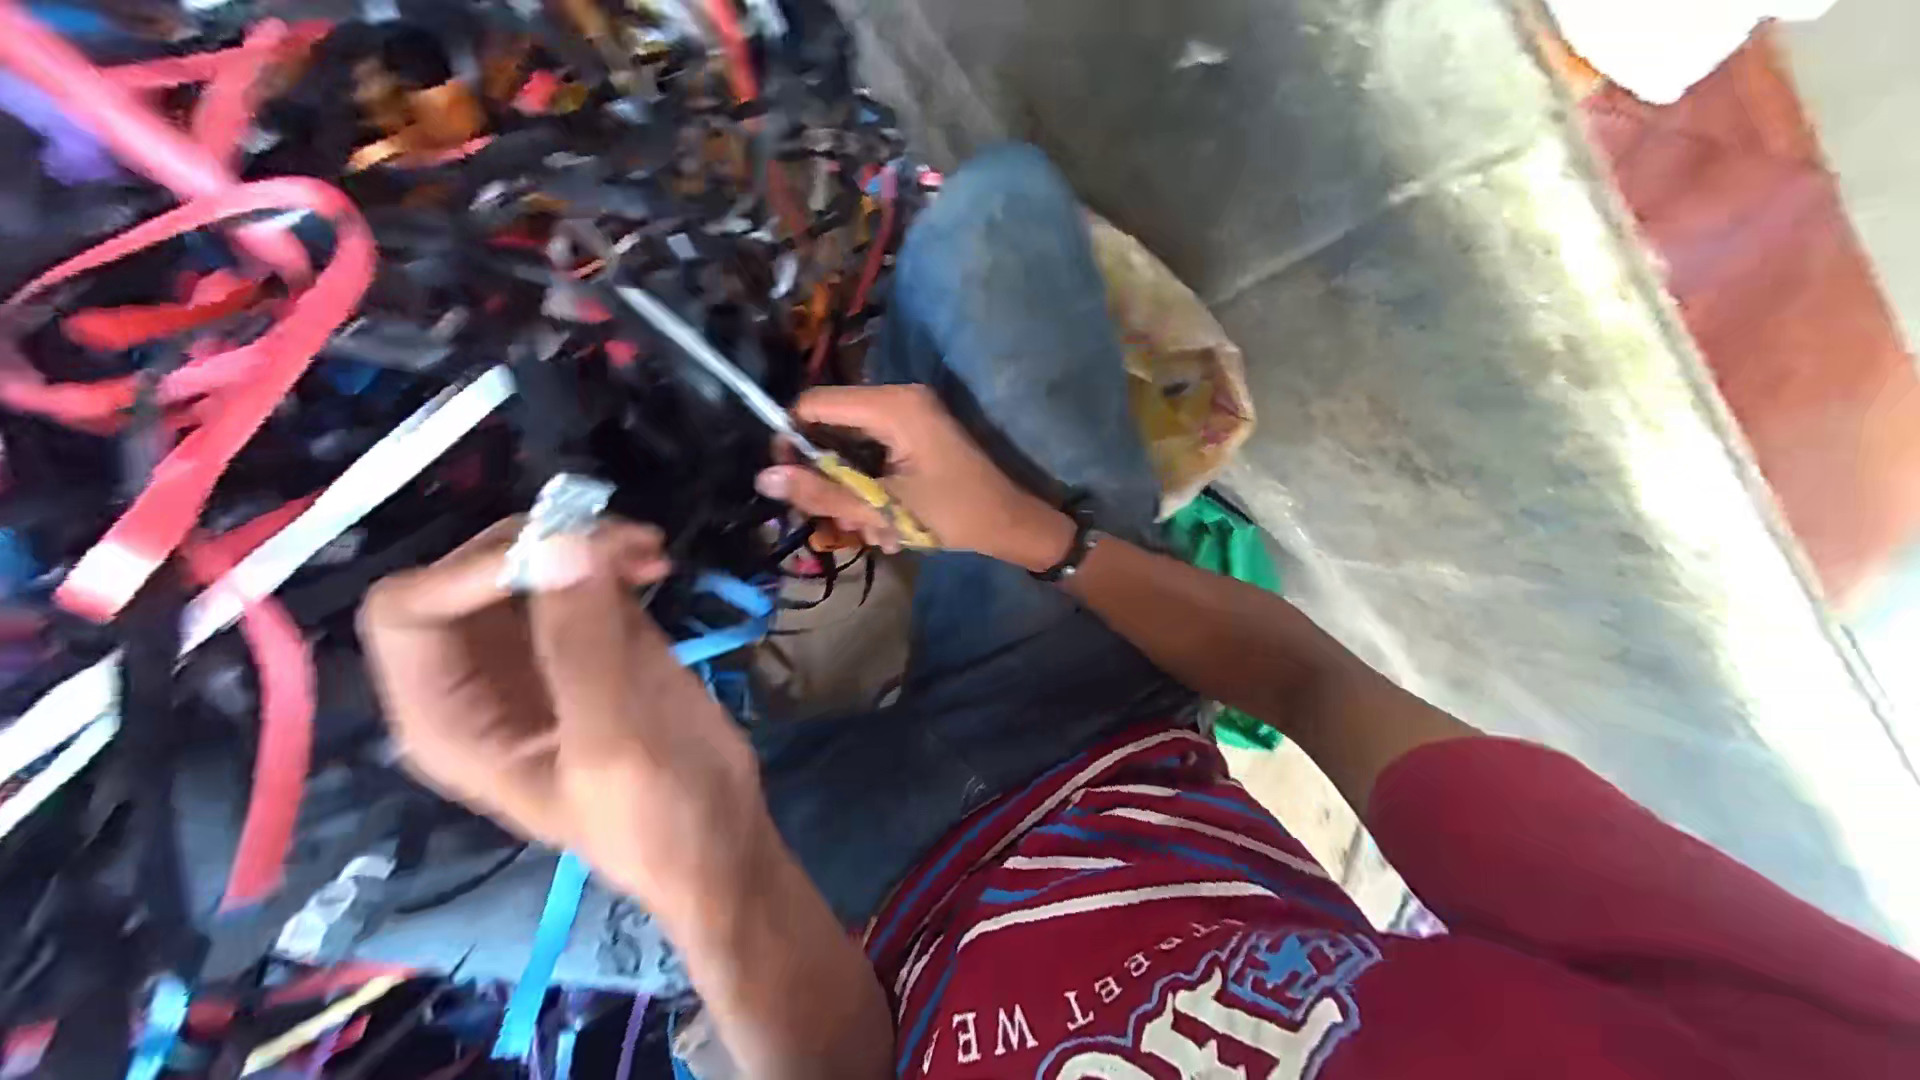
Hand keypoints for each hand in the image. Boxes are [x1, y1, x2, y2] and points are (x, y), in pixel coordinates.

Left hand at [357, 518, 771, 921]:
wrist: (722, 836)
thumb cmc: (655, 817)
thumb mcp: (613, 746)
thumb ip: (583, 646)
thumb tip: (566, 542)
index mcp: (448, 716)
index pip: (413, 611)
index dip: (473, 573)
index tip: (566, 557)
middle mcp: (481, 674)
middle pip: (472, 573)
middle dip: (540, 545)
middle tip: (620, 543)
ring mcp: (544, 651)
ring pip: (534, 562)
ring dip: (585, 541)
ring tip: (650, 550)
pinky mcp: (599, 637)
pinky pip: (587, 574)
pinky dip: (616, 554)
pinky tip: (657, 563)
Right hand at [755, 384, 1075, 571]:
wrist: (1010, 523)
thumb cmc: (954, 514)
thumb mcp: (883, 510)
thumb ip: (823, 493)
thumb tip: (764, 478)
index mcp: (894, 406)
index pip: (815, 404)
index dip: (791, 438)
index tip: (786, 481)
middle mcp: (899, 399)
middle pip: (831, 425)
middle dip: (826, 476)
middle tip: (831, 518)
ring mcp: (910, 415)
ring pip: (851, 445)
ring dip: (850, 490)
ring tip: (866, 530)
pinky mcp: (916, 433)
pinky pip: (874, 452)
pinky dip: (870, 487)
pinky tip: (884, 525)